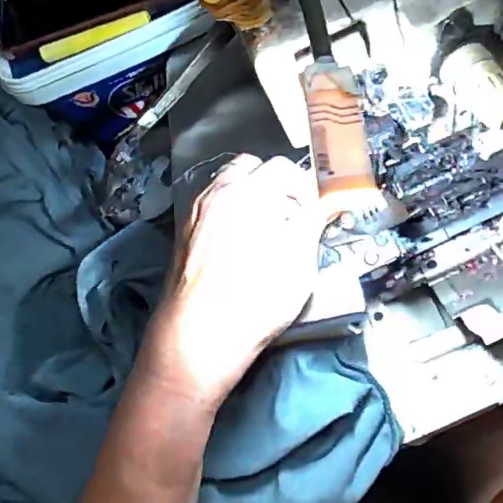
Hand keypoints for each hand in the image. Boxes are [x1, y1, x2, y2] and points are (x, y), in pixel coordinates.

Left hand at [136, 154, 325, 408]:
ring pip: (226, 186)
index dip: (304, 186)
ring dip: (248, 197)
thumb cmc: (258, 298)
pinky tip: (239, 245)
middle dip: (272, 183)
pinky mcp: (183, 234)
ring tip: (264, 230)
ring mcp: (195, 212)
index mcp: (250, 191)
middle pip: (249, 168)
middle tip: (288, 214)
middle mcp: (217, 192)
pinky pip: (211, 208)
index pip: (283, 167)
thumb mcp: (301, 261)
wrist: (201, 335)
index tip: (313, 210)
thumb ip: (312, 223)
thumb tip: (319, 206)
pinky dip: (228, 213)